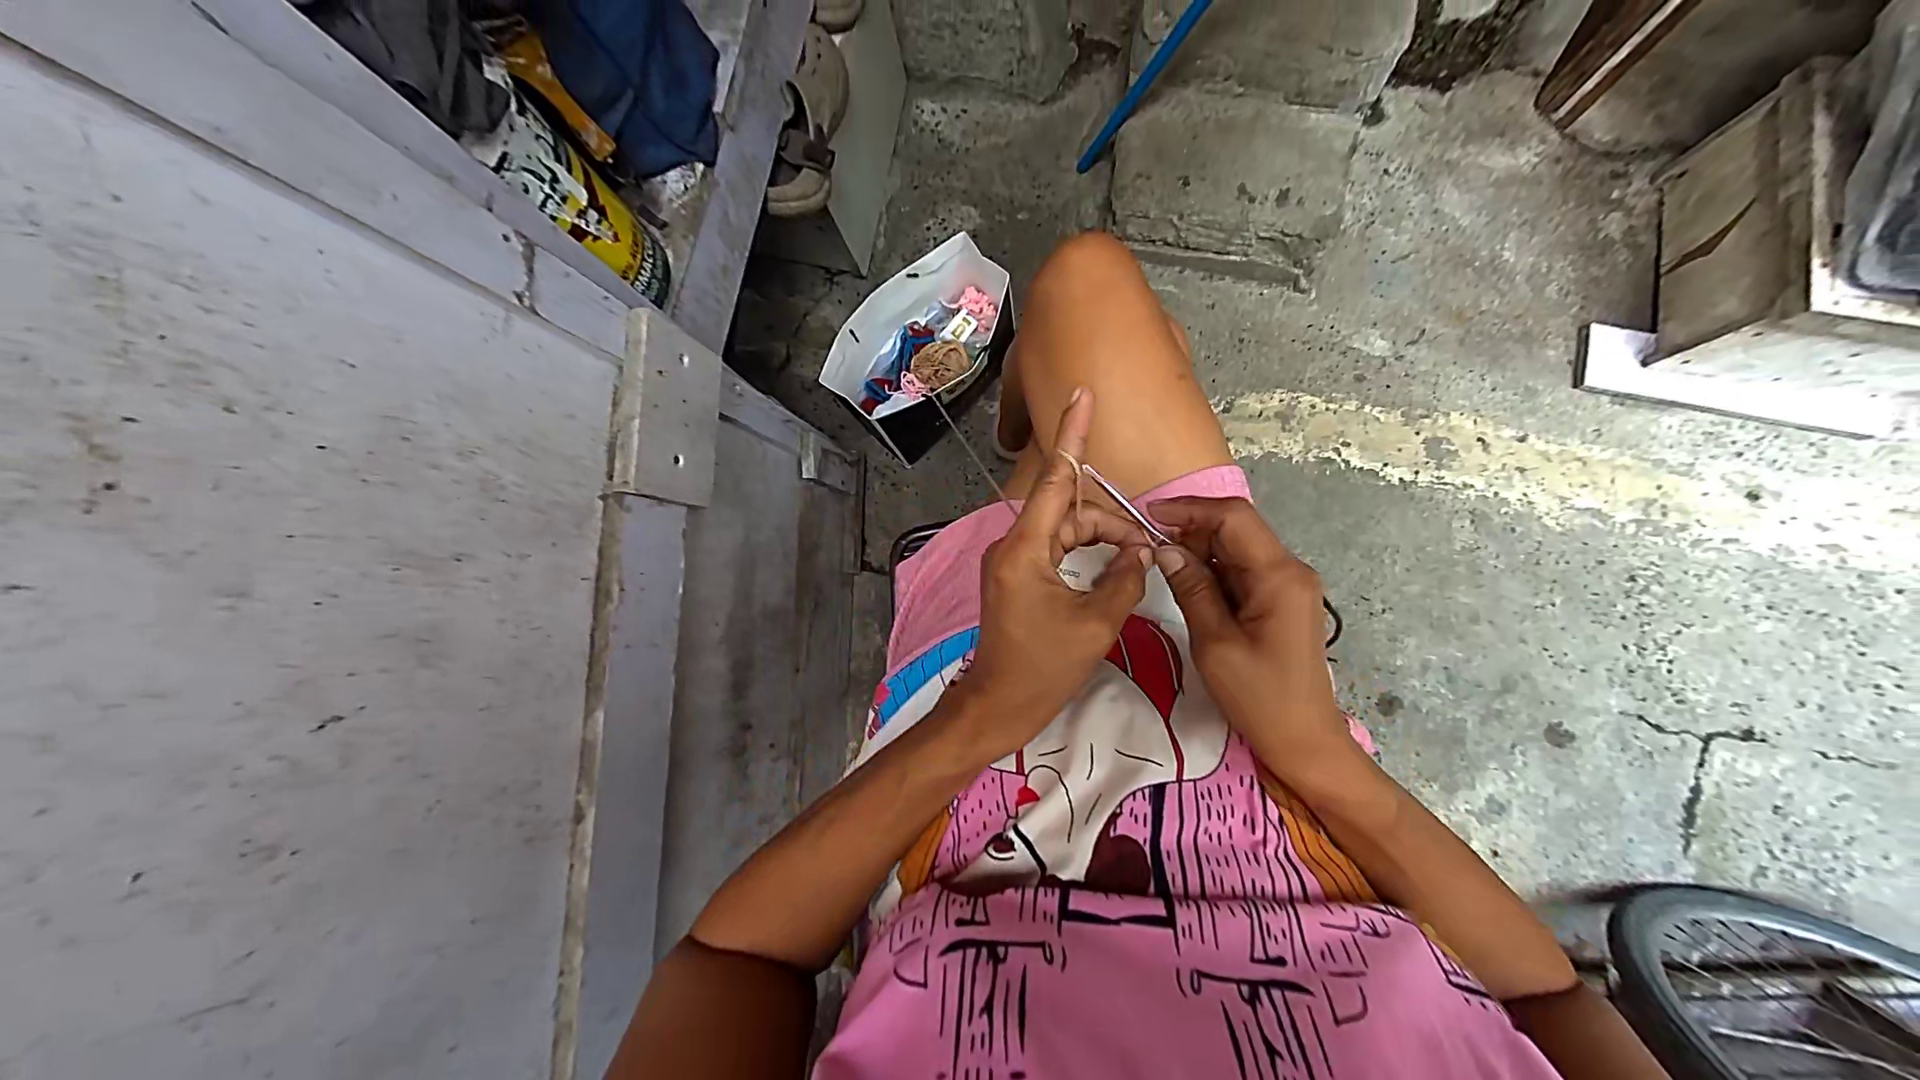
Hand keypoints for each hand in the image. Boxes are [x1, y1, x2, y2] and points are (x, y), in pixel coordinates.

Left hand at [947, 388, 1151, 763]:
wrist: (998, 705)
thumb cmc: (1043, 669)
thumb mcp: (1095, 623)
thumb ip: (1124, 579)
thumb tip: (1142, 551)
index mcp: (1025, 549)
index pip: (1056, 479)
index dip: (1072, 434)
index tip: (1082, 395)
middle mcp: (1013, 545)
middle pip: (1069, 509)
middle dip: (1111, 520)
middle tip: (1150, 546)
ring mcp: (1011, 560)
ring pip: (1065, 529)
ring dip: (1101, 538)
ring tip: (1137, 559)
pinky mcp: (1015, 576)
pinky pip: (1055, 549)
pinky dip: (1084, 552)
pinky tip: (1112, 566)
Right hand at [1146, 497, 1351, 772]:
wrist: (1303, 739)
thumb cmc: (1259, 697)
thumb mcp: (1214, 643)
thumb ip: (1191, 588)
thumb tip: (1165, 549)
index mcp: (1279, 576)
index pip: (1234, 518)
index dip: (1189, 508)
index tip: (1148, 515)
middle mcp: (1289, 570)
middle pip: (1236, 528)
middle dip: (1191, 530)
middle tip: (1151, 549)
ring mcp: (1287, 584)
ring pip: (1236, 547)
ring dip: (1199, 550)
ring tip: (1165, 568)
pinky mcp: (1279, 599)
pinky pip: (1241, 569)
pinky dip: (1212, 570)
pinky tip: (1188, 584)